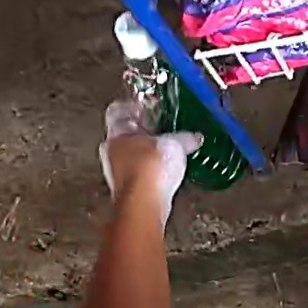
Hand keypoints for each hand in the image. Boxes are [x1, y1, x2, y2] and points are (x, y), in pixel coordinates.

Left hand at [98, 99, 201, 227]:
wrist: (144, 203)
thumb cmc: (151, 167)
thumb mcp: (175, 145)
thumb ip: (185, 138)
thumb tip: (195, 137)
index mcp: (117, 133)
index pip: (119, 110)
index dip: (136, 105)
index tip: (149, 105)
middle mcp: (112, 150)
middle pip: (126, 133)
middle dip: (144, 131)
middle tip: (163, 128)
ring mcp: (117, 171)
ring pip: (132, 154)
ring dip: (148, 152)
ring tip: (168, 151)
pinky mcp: (128, 188)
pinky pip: (140, 172)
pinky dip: (151, 169)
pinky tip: (166, 171)